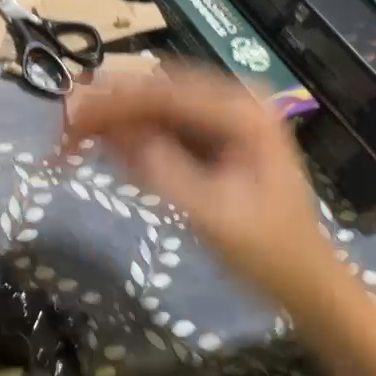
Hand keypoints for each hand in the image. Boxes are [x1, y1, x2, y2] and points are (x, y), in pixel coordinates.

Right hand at [63, 63, 336, 303]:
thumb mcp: (212, 216)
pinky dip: (134, 134)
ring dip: (116, 120)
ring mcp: (228, 116)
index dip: (112, 103)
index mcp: (245, 113)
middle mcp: (236, 101)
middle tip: (66, 129)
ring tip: (76, 138)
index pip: (164, 92)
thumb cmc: (268, 255)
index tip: (71, 118)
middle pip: (156, 90)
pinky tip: (109, 148)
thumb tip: (112, 134)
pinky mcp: (217, 134)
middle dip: (109, 107)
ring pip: (155, 103)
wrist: (309, 285)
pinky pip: (165, 122)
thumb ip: (163, 170)